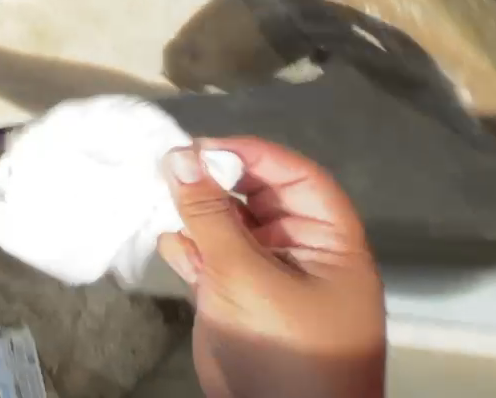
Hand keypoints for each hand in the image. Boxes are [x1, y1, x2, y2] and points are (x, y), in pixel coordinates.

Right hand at [159, 138, 385, 397]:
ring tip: (174, 225)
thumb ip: (208, 212)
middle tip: (167, 175)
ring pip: (222, 217)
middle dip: (212, 182)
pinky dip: (186, 245)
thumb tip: (177, 154)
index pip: (298, 178)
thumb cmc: (283, 346)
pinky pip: (204, 246)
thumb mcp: (244, 274)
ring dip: (192, 215)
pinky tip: (182, 262)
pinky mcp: (233, 287)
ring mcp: (264, 270)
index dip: (253, 155)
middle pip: (255, 193)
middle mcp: (298, 251)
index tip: (198, 149)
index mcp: (327, 246)